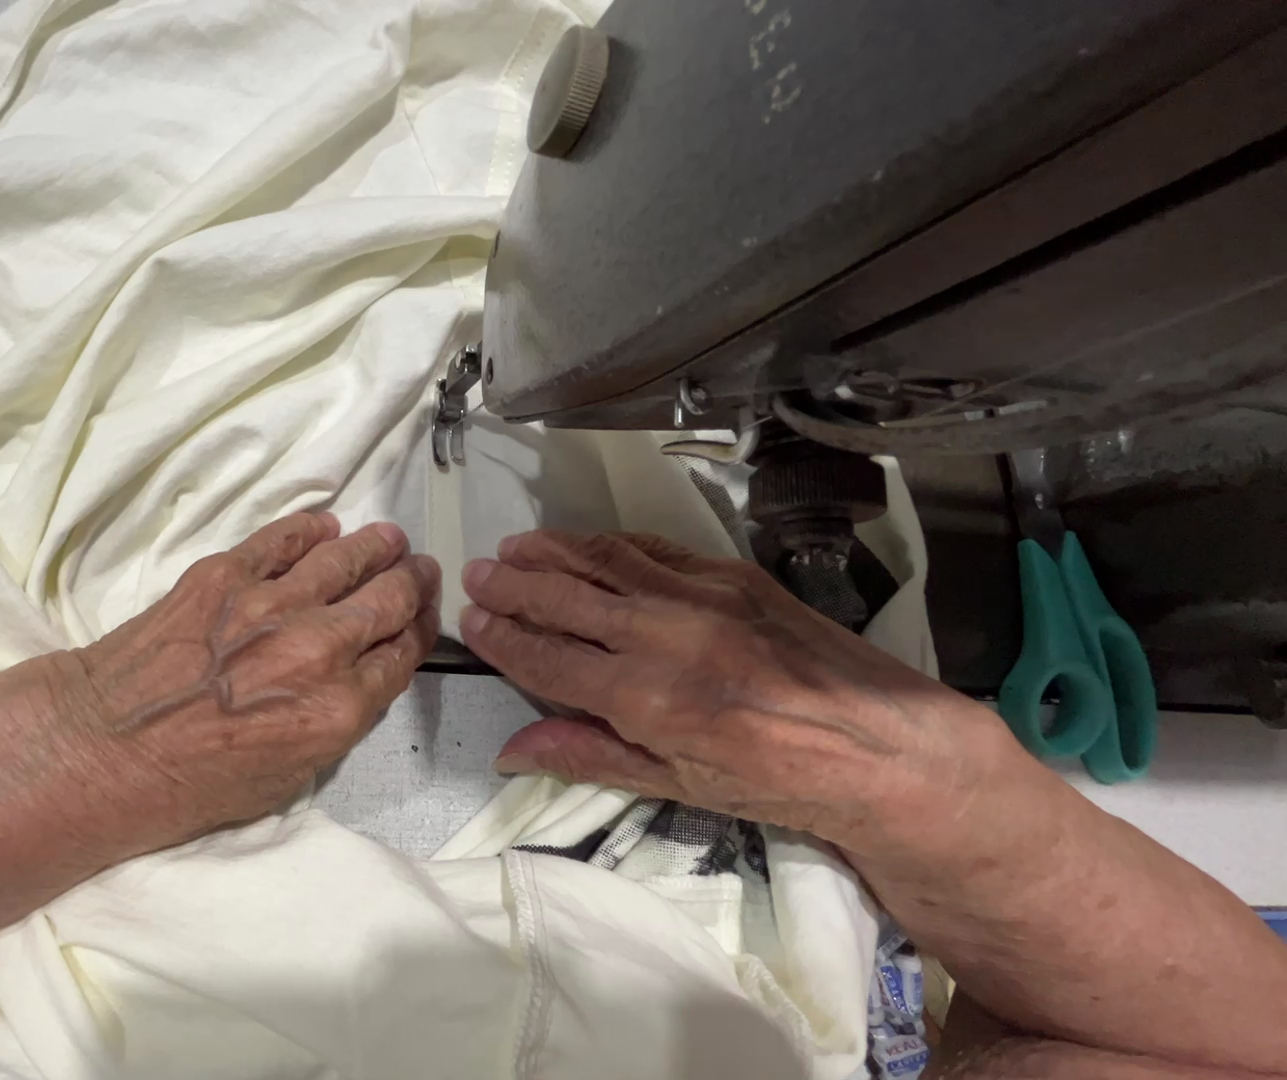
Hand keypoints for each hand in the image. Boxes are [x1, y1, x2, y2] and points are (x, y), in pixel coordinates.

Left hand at [28, 512, 439, 858]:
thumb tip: (361, 673)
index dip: (420, 629)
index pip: (402, 654)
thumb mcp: (289, 777)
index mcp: (337, 711)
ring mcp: (269, 604)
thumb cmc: (193, 783)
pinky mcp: (224, 573)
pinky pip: (282, 538)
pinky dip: (310, 528)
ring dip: (375, 546)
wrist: (104, 748)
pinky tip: (325, 526)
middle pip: (386, 601)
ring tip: (387, 539)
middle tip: (417, 568)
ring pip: (344, 559)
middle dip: (411, 582)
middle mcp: (316, 650)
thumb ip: (337, 720)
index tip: (424, 614)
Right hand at [457, 529, 1020, 855]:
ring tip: (513, 546)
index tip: (470, 620)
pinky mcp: (731, 573)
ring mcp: (700, 596)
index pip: (548, 658)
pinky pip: (652, 548)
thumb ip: (587, 756)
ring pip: (603, 560)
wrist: (884, 746)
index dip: (502, 638)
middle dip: (511, 585)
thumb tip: (508, 752)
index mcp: (646, 699)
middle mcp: (664, 636)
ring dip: (551, 550)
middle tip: (475, 572)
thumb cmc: (774, 781)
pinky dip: (608, 543)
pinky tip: (584, 543)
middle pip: (565, 599)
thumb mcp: (675, 786)